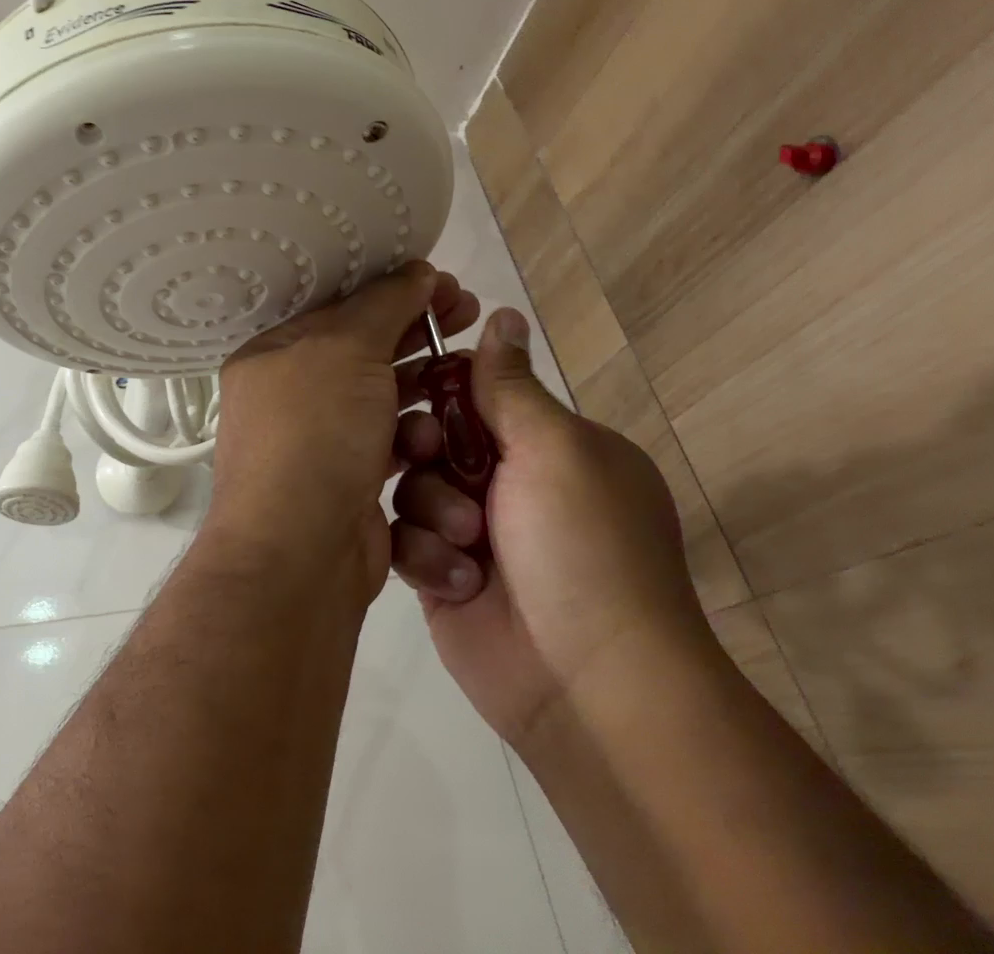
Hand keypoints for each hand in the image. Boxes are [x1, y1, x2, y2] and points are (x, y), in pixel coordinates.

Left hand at [205, 262, 479, 606]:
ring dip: (424, 390)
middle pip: (365, 353)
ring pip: (382, 402)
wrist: (298, 552)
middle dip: (419, 334)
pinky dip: (418, 438)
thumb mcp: (344, 349)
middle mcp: (290, 399)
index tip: (446, 286)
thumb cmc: (314, 436)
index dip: (393, 292)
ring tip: (464, 379)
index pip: (337, 310)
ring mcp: (319, 446)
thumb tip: (414, 270)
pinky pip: (391, 448)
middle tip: (470, 317)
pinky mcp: (349, 486)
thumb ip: (382, 303)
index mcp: (272, 357)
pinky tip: (445, 431)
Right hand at [390, 307, 715, 743]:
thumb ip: (512, 387)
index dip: (443, 390)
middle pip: (436, 439)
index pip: (480, 394)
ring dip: (431, 512)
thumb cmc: (582, 546)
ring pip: (414, 491)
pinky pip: (407, 543)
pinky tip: (453, 583)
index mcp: (553, 446)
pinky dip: (425, 558)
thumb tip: (504, 314)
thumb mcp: (555, 450)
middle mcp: (514, 485)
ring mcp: (477, 535)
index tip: (417, 392)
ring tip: (462, 546)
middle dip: (428, 451)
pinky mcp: (445, 580)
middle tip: (428, 459)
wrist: (587, 679)